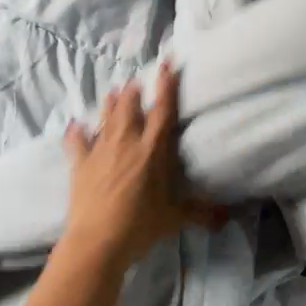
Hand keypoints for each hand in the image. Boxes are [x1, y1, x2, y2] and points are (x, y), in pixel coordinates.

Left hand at [61, 66, 223, 268]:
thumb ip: (202, 213)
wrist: (98, 241)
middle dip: (133, 91)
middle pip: (129, 105)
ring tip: (114, 92)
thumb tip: (228, 218)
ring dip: (110, 103)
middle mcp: (126, 141)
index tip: (167, 64)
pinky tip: (76, 126)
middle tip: (136, 83)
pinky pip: (77, 141)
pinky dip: (77, 133)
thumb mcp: (176, 219)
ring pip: (106, 116)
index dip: (166, 85)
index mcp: (152, 150)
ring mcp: (100, 150)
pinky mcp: (80, 162)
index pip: (163, 110)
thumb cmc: (141, 227)